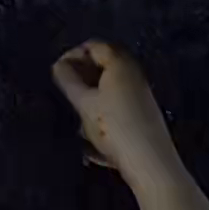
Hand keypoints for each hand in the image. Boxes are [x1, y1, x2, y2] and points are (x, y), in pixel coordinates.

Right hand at [51, 40, 184, 188]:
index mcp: (120, 63)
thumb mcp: (84, 103)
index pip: (94, 46)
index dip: (73, 54)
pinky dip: (103, 108)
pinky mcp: (144, 114)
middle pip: (104, 64)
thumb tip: (59, 65)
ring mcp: (141, 94)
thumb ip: (68, 80)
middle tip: (66, 88)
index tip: (57, 72)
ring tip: (77, 111)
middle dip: (82, 74)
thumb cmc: (113, 127)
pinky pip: (118, 102)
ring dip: (92, 93)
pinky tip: (92, 131)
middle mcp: (134, 73)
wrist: (151, 163)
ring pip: (111, 85)